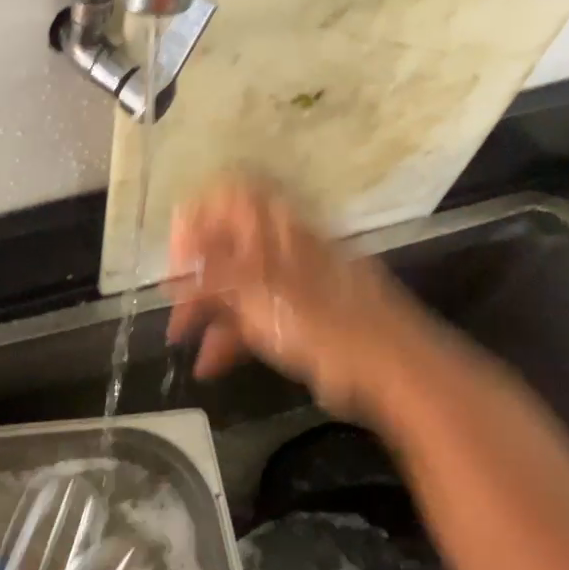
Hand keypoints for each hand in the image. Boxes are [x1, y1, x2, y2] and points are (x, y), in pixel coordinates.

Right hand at [166, 173, 430, 415]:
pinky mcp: (303, 319)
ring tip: (185, 341)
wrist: (395, 371)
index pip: (231, 197)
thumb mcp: (261, 296)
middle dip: (195, 275)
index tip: (178, 259)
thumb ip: (215, 270)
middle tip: (173, 307)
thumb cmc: (326, 327)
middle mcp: (286, 250)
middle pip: (229, 245)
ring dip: (207, 311)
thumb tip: (182, 246)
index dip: (197, 219)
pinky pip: (257, 317)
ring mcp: (296, 285)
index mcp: (280, 232)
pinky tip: (211, 364)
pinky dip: (231, 336)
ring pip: (240, 285)